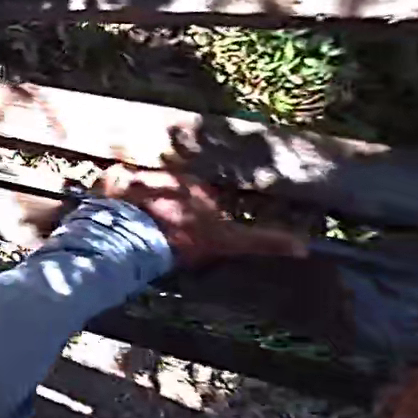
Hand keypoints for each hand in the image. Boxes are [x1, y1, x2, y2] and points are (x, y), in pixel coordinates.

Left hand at [92, 165, 305, 267]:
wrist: (136, 236)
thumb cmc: (183, 239)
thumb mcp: (228, 242)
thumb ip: (265, 241)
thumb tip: (304, 246)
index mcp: (196, 184)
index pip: (199, 195)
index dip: (193, 213)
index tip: (185, 229)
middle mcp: (169, 171)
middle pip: (169, 186)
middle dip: (165, 201)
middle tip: (156, 226)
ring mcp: (141, 172)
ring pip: (142, 182)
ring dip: (138, 197)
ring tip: (132, 221)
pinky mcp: (113, 177)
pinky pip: (114, 180)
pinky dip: (114, 191)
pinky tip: (114, 209)